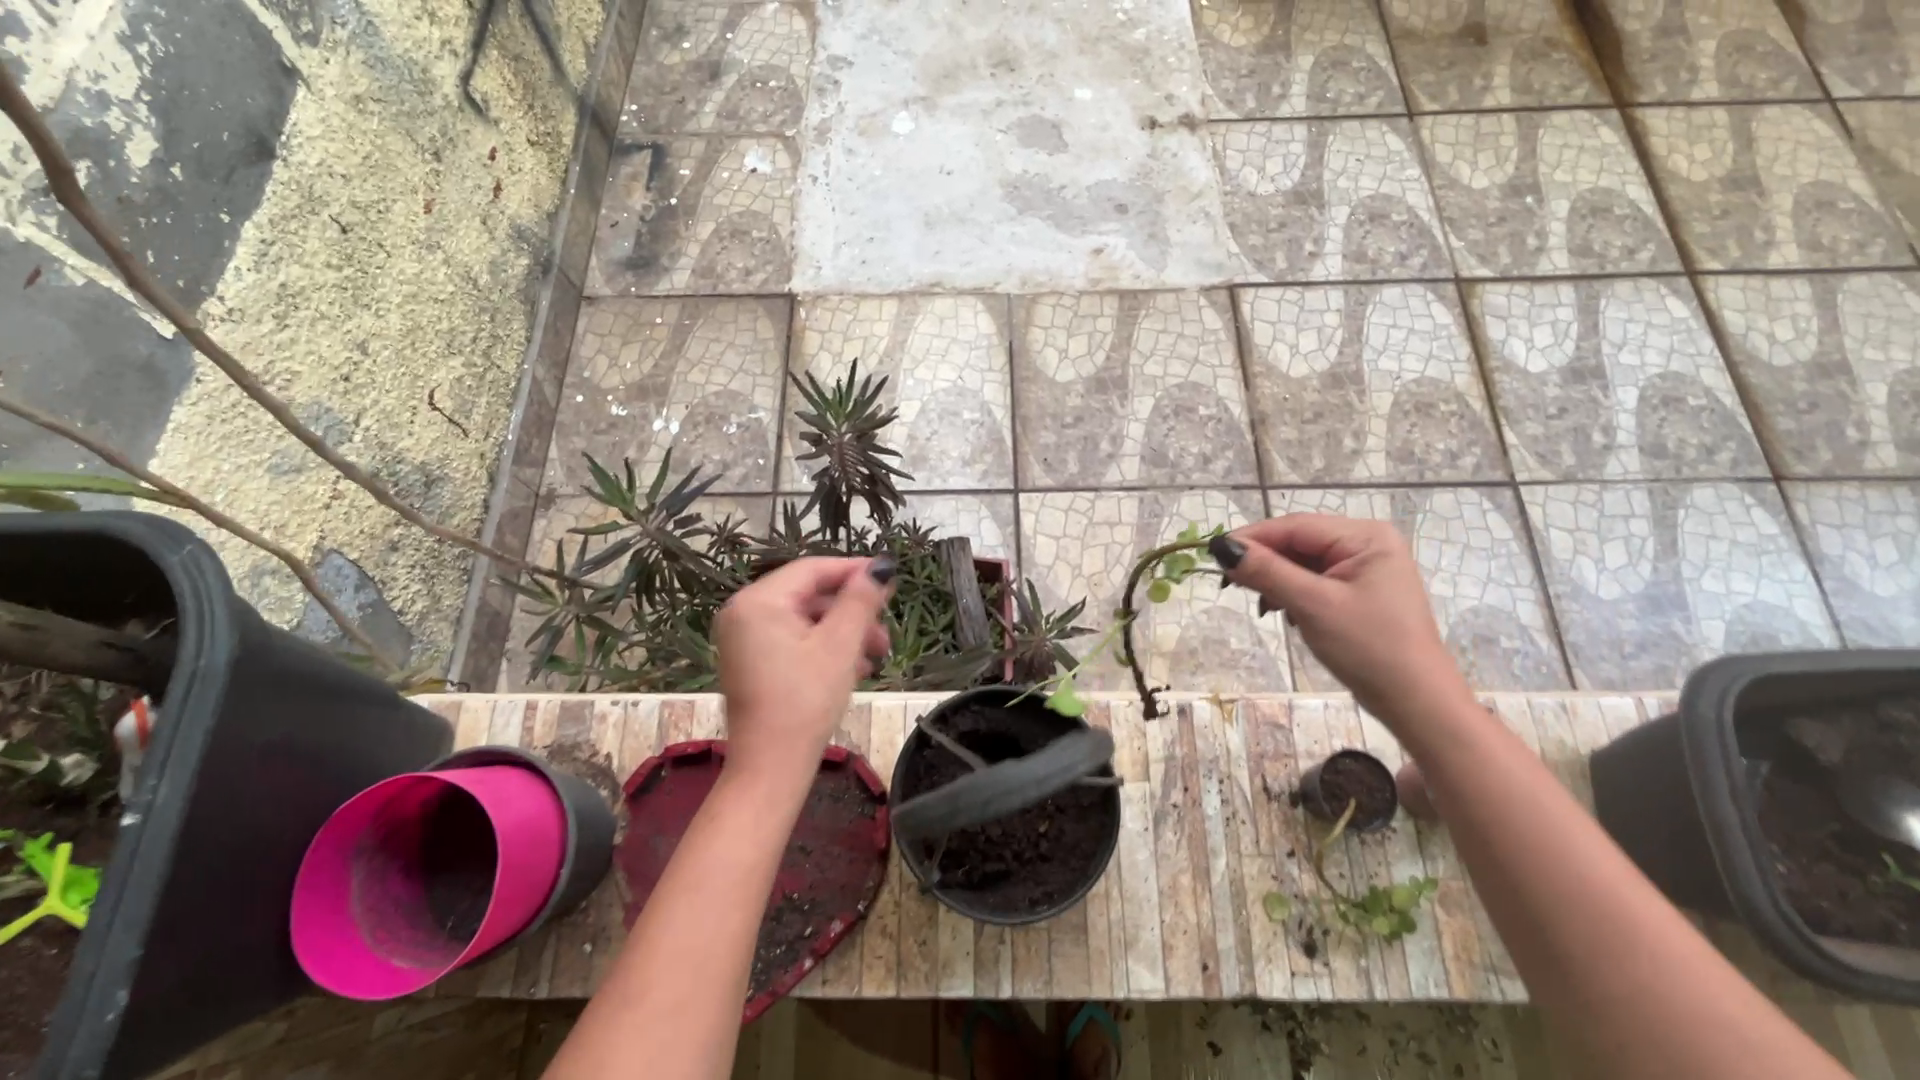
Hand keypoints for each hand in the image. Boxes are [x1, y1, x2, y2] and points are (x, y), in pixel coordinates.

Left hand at [713, 556, 893, 782]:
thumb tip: (881, 566)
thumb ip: (860, 600)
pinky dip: (824, 647)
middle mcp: (743, 613)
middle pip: (809, 595)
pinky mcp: (751, 662)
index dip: (854, 571)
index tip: (890, 579)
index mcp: (757, 601)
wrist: (772, 765)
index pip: (812, 569)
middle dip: (852, 610)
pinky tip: (854, 668)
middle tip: (886, 630)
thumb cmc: (805, 700)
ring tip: (876, 655)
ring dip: (843, 632)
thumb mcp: (839, 645)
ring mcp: (744, 639)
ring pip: (805, 620)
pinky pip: (793, 640)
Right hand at [1210, 514, 1472, 729]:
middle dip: (1263, 562)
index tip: (1212, 554)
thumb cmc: (1369, 648)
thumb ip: (1267, 572)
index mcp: (1365, 536)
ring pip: (1302, 563)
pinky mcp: (1358, 593)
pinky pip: (1314, 581)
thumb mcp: (1313, 606)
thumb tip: (1222, 548)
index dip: (1251, 537)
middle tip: (1226, 583)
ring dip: (1275, 580)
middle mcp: (1367, 543)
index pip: (1294, 526)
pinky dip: (1291, 593)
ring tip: (1260, 605)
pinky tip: (1282, 612)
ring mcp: (1364, 569)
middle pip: (1298, 542)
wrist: (1416, 701)